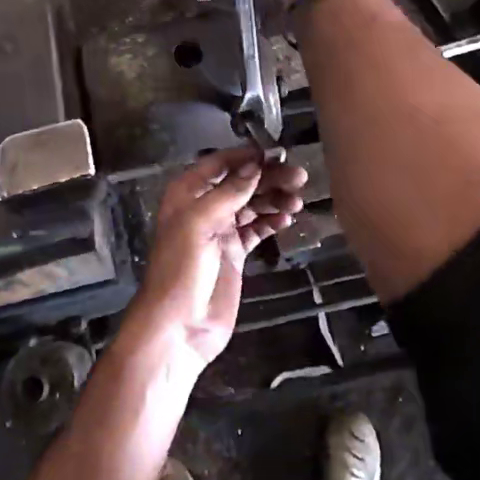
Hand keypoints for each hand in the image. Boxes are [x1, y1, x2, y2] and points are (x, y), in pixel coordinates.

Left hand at [126, 148, 308, 366]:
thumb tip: (255, 165)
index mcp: (186, 193)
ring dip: (273, 199)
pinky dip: (271, 221)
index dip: (246, 157)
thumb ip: (228, 193)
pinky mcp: (234, 252)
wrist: (179, 326)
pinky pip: (256, 228)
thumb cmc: (181, 269)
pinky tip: (287, 218)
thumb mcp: (199, 223)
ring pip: (251, 205)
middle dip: (268, 178)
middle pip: (240, 183)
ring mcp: (220, 230)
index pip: (219, 163)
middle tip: (299, 177)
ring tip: (298, 199)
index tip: (276, 153)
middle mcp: (203, 207)